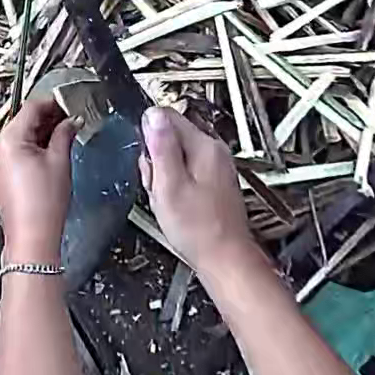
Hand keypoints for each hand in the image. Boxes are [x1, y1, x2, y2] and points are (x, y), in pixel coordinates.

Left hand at [0, 97, 75, 263]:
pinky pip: (19, 147)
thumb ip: (65, 133)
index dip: (53, 103)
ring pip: (23, 133)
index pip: (32, 107)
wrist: (32, 238)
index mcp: (9, 138)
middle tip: (72, 116)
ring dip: (43, 130)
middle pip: (25, 119)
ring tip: (67, 131)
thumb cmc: (43, 203)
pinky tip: (53, 146)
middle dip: (49, 116)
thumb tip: (72, 120)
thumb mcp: (59, 161)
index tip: (69, 102)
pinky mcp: (2, 170)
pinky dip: (36, 143)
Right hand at [140, 107, 261, 277]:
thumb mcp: (169, 185)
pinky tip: (176, 204)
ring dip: (163, 174)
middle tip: (159, 185)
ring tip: (168, 198)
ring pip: (174, 154)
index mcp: (203, 146)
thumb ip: (160, 147)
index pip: (166, 116)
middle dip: (156, 159)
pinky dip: (175, 185)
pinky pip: (184, 170)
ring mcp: (215, 165)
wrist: (225, 260)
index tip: (149, 161)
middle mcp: (213, 150)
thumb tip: (152, 114)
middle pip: (169, 136)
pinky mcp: (214, 180)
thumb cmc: (199, 229)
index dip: (148, 137)